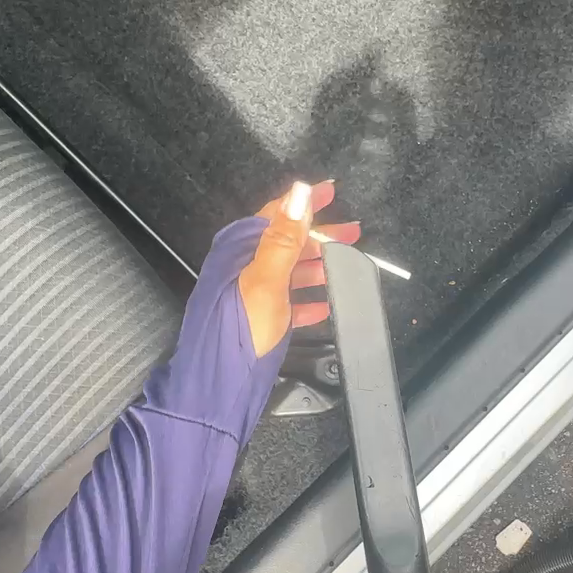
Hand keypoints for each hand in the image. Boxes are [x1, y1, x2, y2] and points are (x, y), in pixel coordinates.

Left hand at [237, 179, 358, 354]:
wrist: (220, 381)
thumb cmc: (239, 328)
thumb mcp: (265, 278)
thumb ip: (284, 236)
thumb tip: (300, 192)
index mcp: (242, 251)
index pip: (277, 214)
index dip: (305, 203)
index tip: (330, 191)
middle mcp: (245, 268)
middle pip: (289, 243)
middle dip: (321, 236)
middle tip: (352, 233)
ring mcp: (252, 294)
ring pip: (292, 272)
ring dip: (319, 267)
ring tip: (346, 268)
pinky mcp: (260, 320)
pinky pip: (290, 304)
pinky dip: (309, 302)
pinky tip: (326, 305)